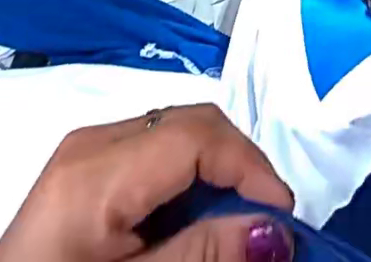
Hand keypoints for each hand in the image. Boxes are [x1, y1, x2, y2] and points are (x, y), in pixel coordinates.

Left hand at [0, 103, 295, 261]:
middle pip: (187, 122)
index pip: (194, 132)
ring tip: (233, 233)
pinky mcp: (83, 169)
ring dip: (214, 174)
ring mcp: (84, 151)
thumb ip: (202, 256)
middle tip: (267, 231)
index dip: (250, 166)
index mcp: (97, 168)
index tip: (287, 222)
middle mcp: (91, 142)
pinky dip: (185, 181)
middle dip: (238, 167)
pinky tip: (191, 228)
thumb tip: (274, 229)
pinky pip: (151, 153)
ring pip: (174, 134)